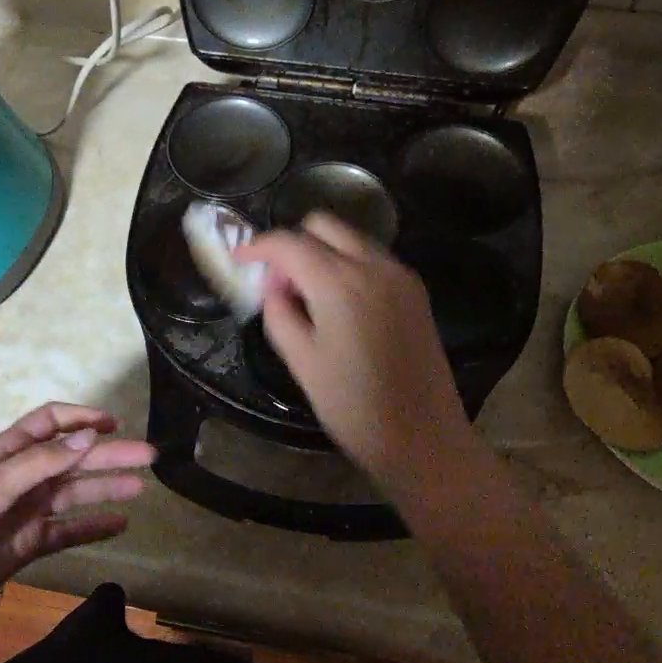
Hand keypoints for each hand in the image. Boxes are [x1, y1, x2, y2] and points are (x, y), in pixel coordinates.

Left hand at [0, 403, 154, 632]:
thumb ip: (39, 464)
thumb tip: (88, 438)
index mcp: (2, 454)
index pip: (48, 423)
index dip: (80, 419)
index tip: (115, 423)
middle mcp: (17, 478)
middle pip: (70, 458)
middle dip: (107, 455)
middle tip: (149, 457)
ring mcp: (22, 512)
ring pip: (73, 493)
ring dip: (105, 488)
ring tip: (141, 488)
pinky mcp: (25, 546)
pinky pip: (66, 531)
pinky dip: (91, 527)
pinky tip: (119, 524)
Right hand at [234, 213, 471, 472]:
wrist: (422, 437)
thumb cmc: (353, 406)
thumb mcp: (301, 362)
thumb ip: (278, 313)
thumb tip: (273, 286)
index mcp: (340, 283)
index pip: (289, 242)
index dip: (258, 246)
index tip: (238, 258)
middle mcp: (373, 266)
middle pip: (323, 225)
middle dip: (293, 242)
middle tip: (277, 281)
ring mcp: (400, 275)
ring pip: (350, 238)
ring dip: (321, 251)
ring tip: (305, 295)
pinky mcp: (415, 291)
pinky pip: (372, 258)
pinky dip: (347, 264)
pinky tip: (337, 303)